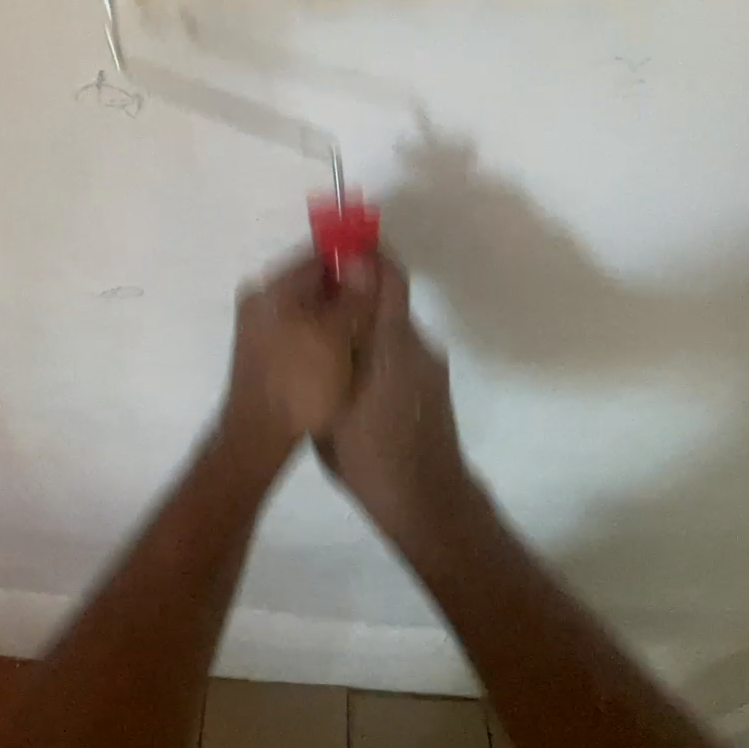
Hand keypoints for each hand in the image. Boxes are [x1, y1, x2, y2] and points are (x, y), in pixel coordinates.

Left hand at [220, 254, 378, 461]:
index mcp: (273, 288)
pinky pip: (297, 328)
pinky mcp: (261, 350)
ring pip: (306, 307)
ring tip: (366, 330)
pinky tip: (343, 351)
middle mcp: (260, 298)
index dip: (352, 261)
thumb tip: (364, 258)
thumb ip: (354, 295)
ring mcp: (257, 326)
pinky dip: (320, 333)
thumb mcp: (337, 336)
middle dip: (345, 291)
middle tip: (378, 307)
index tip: (381, 275)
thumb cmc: (300, 383)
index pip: (319, 256)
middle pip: (312, 281)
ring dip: (335, 314)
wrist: (258, 436)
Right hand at [315, 255, 470, 530]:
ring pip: (391, 328)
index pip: (388, 277)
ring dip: (363, 324)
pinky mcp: (432, 385)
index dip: (367, 252)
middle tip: (316, 301)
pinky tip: (350, 376)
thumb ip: (333, 353)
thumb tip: (325, 314)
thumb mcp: (333, 407)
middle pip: (387, 300)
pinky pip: (399, 351)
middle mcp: (416, 346)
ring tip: (326, 344)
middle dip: (355, 292)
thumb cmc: (371, 457)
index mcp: (392, 344)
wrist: (428, 504)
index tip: (338, 243)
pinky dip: (375, 349)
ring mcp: (429, 366)